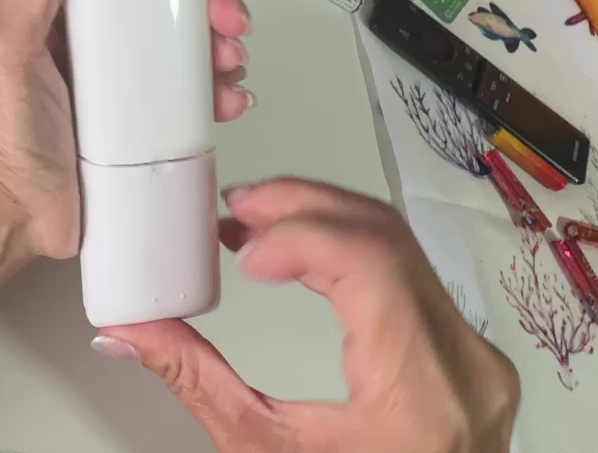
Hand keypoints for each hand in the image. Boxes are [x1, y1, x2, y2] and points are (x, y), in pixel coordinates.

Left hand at [0, 0, 253, 262]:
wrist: (18, 216)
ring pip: (190, 43)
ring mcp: (129, 78)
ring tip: (230, 73)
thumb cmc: (7, 128)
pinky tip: (231, 104)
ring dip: (222, 47)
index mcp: (66, 7)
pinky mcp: (151, 119)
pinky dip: (222, 91)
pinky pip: (195, 93)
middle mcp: (101, 36)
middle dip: (209, 5)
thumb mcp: (10, 47)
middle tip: (232, 30)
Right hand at [96, 179, 518, 452]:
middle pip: (381, 234)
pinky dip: (336, 238)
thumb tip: (128, 326)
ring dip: (313, 213)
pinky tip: (287, 245)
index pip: (370, 261)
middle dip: (296, 205)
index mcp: (423, 393)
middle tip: (233, 206)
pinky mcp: (457, 345)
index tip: (240, 247)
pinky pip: (399, 261)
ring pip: (393, 237)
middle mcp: (462, 361)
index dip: (297, 235)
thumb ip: (196, 380)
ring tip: (248, 218)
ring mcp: (468, 350)